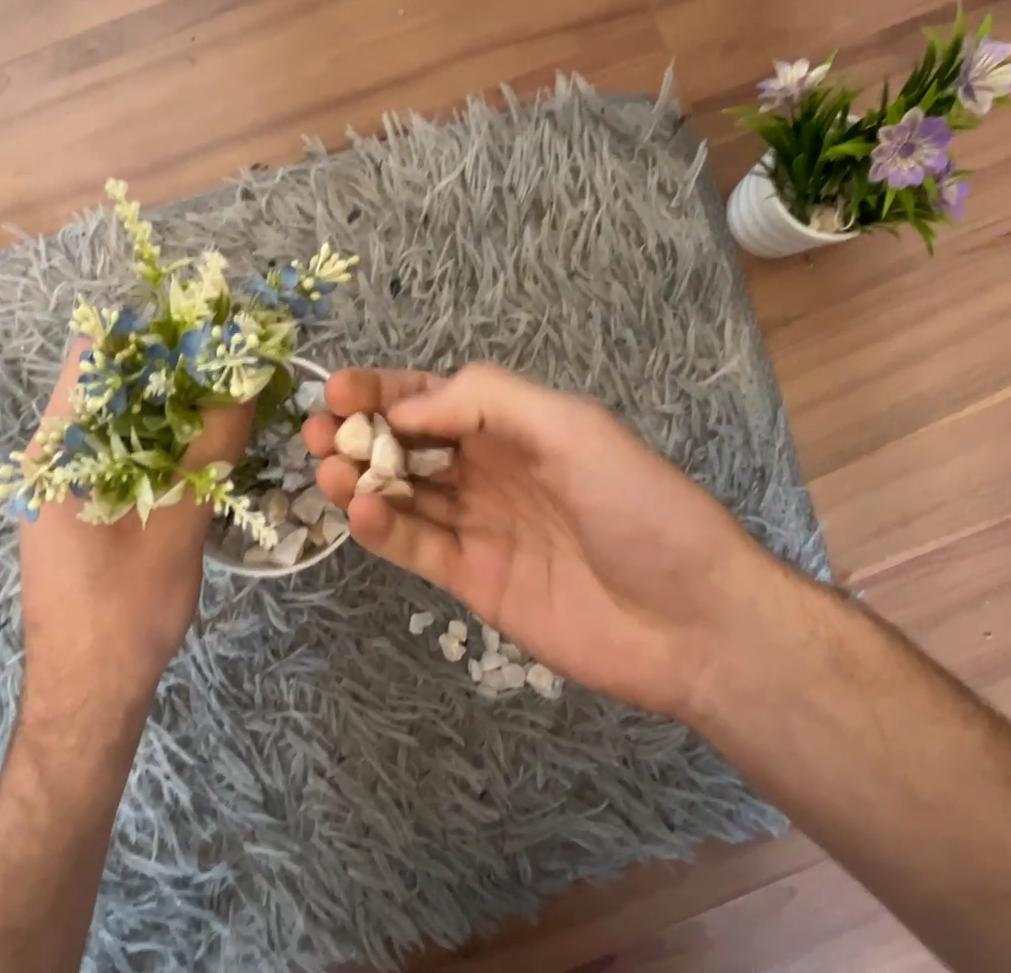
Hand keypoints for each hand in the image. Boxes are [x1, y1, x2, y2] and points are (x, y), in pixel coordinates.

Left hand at [17, 342, 252, 701]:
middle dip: (175, 371)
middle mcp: (52, 460)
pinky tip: (211, 450)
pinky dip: (168, 446)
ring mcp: (66, 487)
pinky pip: (126, 458)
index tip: (212, 332)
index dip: (151, 335)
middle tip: (239, 368)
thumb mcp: (176, 526)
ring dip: (177, 410)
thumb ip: (211, 450)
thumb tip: (246, 381)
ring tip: (236, 401)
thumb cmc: (123, 614)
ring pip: (123, 424)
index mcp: (55, 454)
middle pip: (111, 388)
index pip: (92, 358)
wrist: (90, 696)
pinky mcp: (85, 511)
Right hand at [302, 363, 795, 718]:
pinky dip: (384, 530)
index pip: (436, 397)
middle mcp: (493, 471)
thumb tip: (407, 405)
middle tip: (320, 435)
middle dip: (361, 433)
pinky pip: (417, 547)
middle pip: (410, 444)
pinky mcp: (473, 581)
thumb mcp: (573, 429)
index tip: (337, 391)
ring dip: (364, 480)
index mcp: (519, 427)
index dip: (384, 390)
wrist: (690, 620)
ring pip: (405, 495)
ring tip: (332, 472)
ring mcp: (481, 528)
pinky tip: (363, 513)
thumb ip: (490, 401)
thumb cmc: (641, 508)